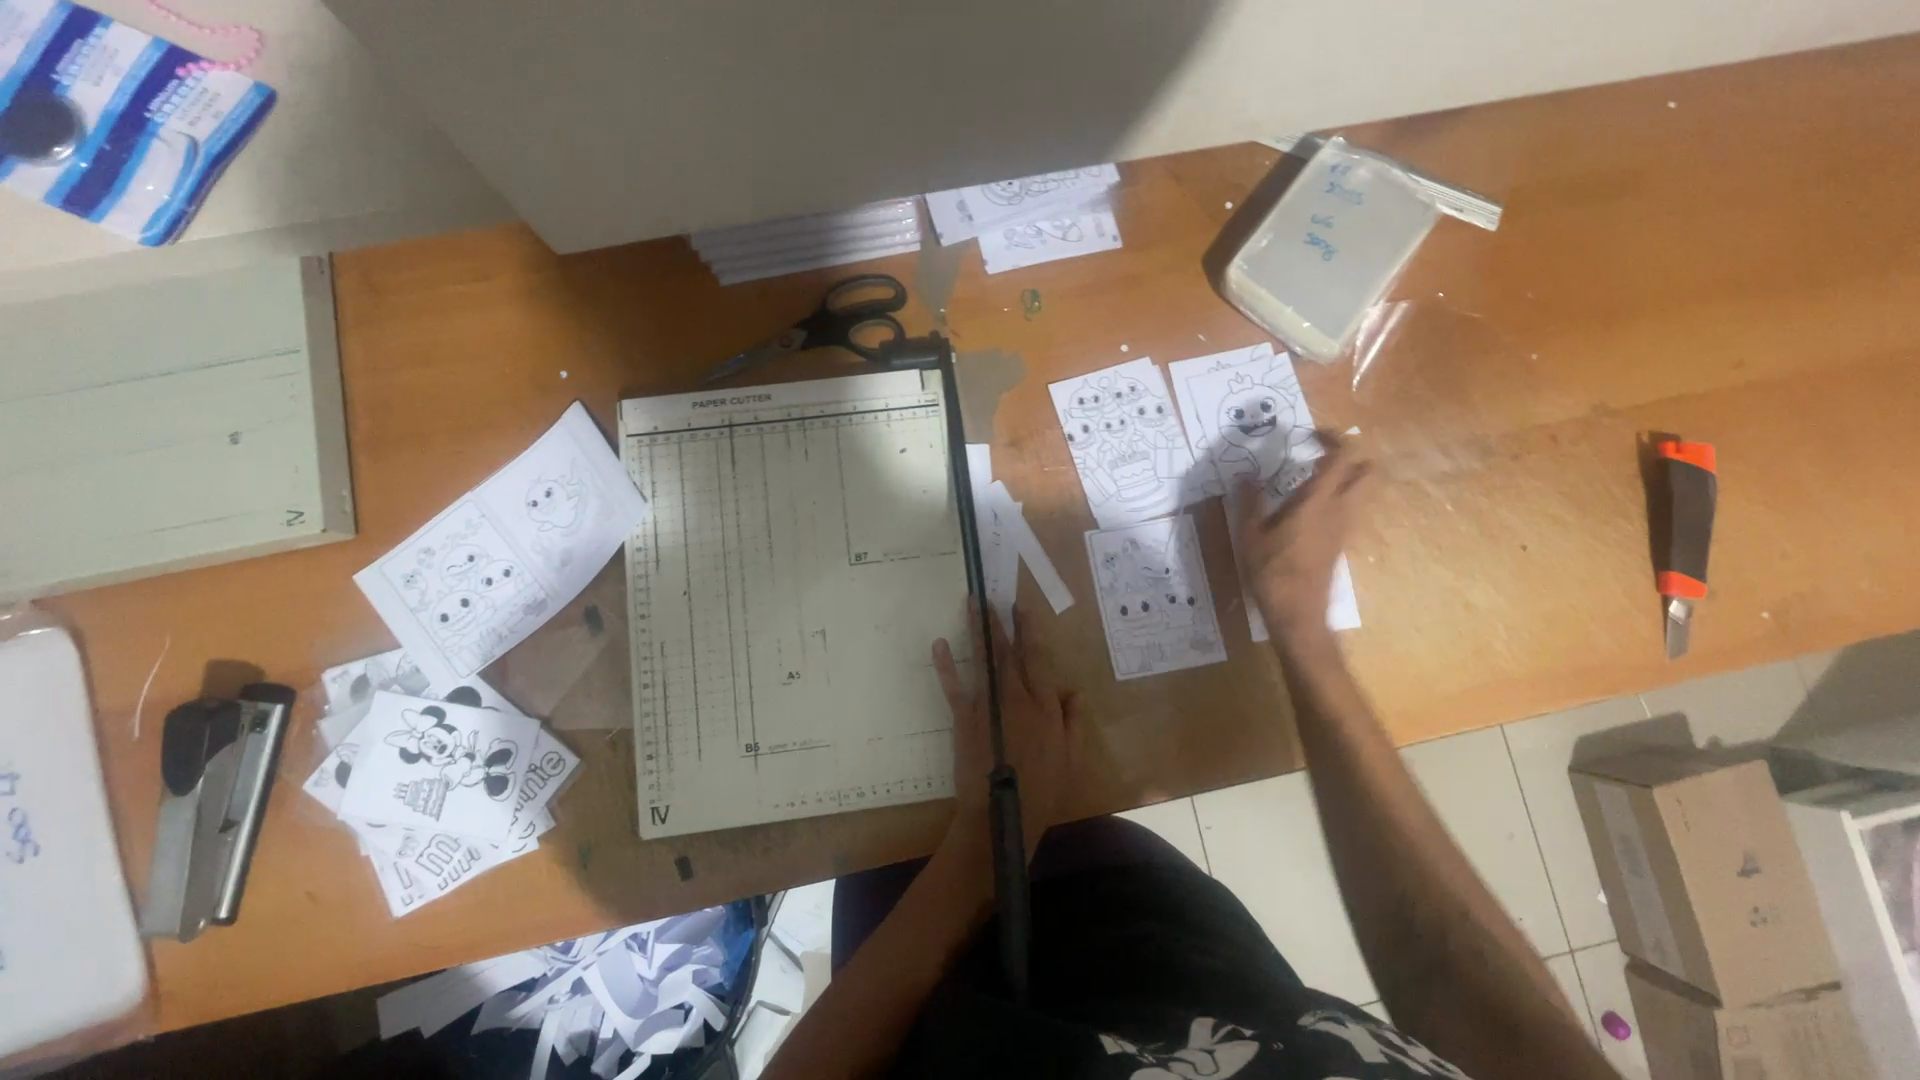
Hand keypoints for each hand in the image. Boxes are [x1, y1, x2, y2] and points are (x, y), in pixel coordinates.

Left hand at [933, 605, 1080, 848]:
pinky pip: (954, 687)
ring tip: (972, 603)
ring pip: (983, 659)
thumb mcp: (1070, 755)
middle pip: (1008, 651)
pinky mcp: (964, 719)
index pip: (1036, 658)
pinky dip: (945, 665)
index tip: (1022, 607)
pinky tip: (938, 643)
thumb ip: (1073, 721)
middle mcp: (1016, 697)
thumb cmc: (1043, 788)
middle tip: (992, 595)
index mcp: (1044, 705)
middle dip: (1000, 622)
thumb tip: (1073, 691)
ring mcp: (987, 705)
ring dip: (977, 630)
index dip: (1029, 630)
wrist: (1003, 813)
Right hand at [1235, 439, 1373, 636]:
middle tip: (1317, 455)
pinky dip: (1337, 497)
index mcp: (1317, 502)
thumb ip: (1250, 501)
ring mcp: (1346, 526)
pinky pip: (1350, 508)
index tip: (1309, 435)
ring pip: (1362, 489)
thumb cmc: (1272, 573)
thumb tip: (1245, 475)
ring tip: (1309, 479)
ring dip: (1344, 477)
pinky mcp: (1342, 541)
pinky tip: (1305, 508)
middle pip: (1368, 470)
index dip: (1332, 438)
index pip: (1342, 457)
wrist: (1298, 613)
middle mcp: (1340, 510)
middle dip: (1349, 456)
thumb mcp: (1250, 536)